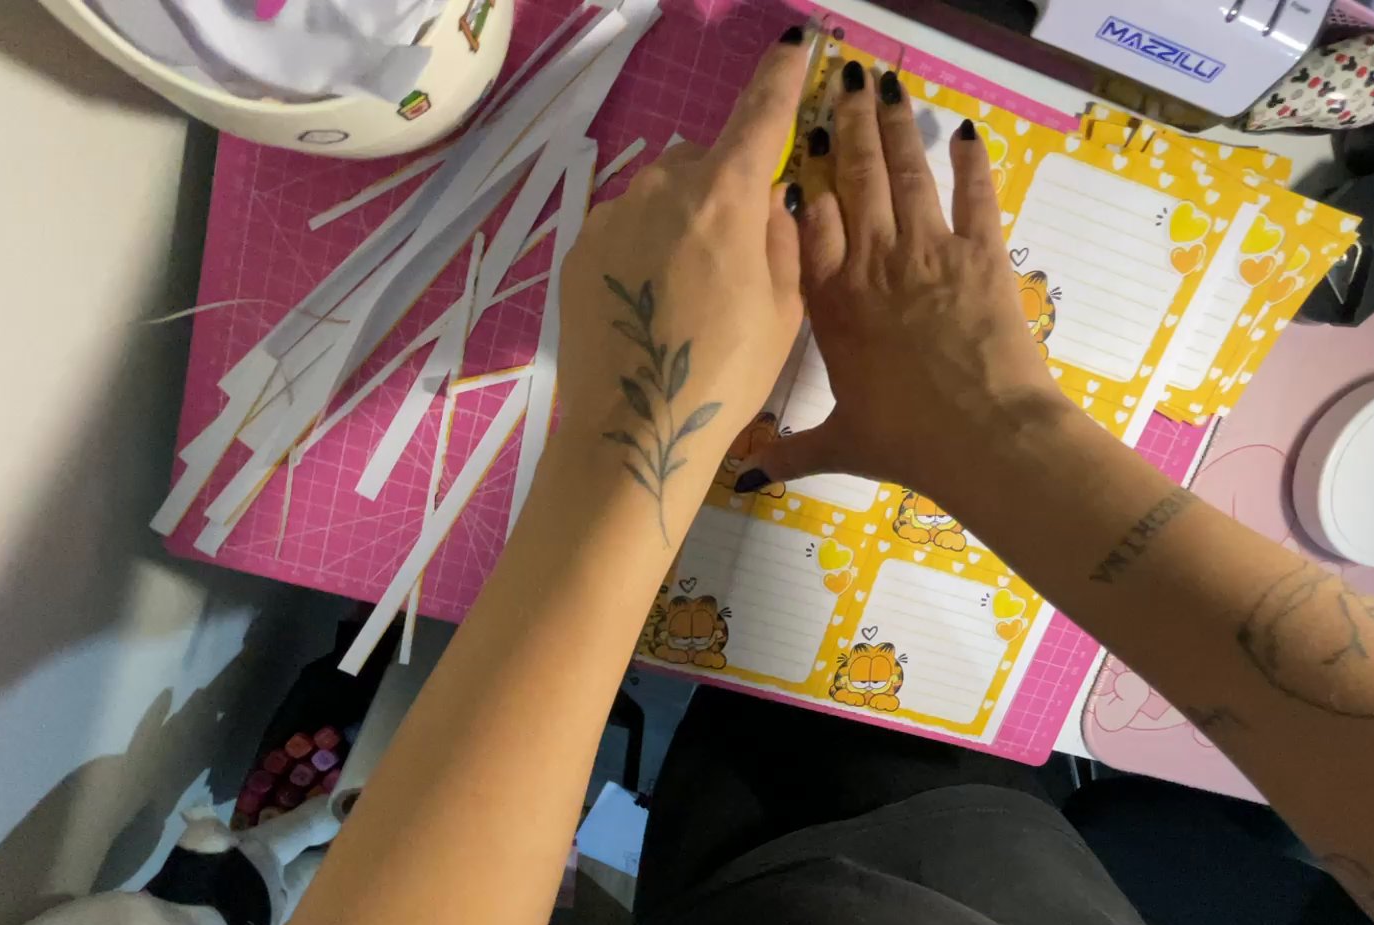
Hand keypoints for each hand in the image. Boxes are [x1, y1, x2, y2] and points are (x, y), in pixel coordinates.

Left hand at [553, 28, 810, 540]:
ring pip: (658, 195)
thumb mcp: (783, 314)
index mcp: (725, 198)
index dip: (781, 79)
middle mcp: (662, 189)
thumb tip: (768, 206)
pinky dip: (641, 248)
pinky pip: (622, 227)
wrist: (635, 430)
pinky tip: (644, 303)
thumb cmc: (726, 377)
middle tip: (730, 256)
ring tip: (682, 292)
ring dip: (679, 220)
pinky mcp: (578, 250)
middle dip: (722, 189)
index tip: (795, 44)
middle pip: (702, 161)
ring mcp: (612, 217)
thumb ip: (781, 242)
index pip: (760, 116)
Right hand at [738, 61, 1077, 509]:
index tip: (804, 145)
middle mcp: (873, 265)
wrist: (984, 439)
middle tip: (846, 82)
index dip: (808, 182)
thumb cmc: (905, 442)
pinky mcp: (983, 254)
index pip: (811, 226)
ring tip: (889, 85)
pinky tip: (965, 133)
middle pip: (857, 180)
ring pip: (908, 173)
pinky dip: (972, 162)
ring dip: (898, 126)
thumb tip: (750, 477)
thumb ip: (793, 453)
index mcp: (832, 305)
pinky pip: (976, 195)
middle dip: (849, 127)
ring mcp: (929, 252)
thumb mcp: (840, 447)